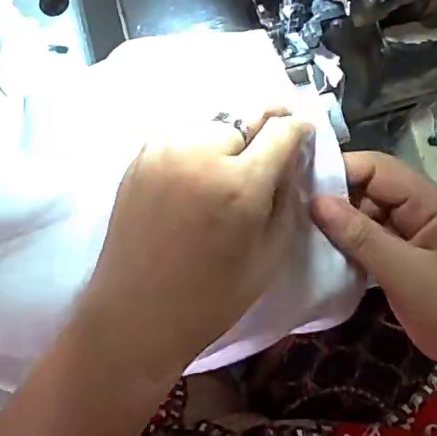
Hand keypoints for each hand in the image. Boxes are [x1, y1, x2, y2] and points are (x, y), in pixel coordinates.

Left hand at [77, 111, 315, 378]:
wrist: (135, 313)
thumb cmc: (212, 296)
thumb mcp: (269, 253)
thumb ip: (286, 196)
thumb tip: (292, 156)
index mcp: (239, 183)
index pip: (281, 128)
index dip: (298, 130)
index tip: (301, 136)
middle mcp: (199, 154)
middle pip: (244, 122)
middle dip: (256, 140)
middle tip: (256, 170)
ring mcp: (163, 152)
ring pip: (209, 125)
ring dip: (223, 142)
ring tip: (220, 177)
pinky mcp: (138, 158)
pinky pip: (180, 138)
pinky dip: (194, 149)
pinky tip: (192, 181)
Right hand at [311, 151, 436, 375]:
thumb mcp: (405, 274)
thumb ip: (361, 236)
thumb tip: (316, 201)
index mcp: (430, 202)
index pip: (377, 168)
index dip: (340, 171)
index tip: (300, 188)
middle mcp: (421, 209)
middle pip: (370, 186)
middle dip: (335, 196)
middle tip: (294, 212)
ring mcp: (414, 233)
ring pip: (367, 212)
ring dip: (339, 222)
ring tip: (302, 232)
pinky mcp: (406, 255)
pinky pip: (371, 237)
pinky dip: (350, 243)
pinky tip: (325, 253)